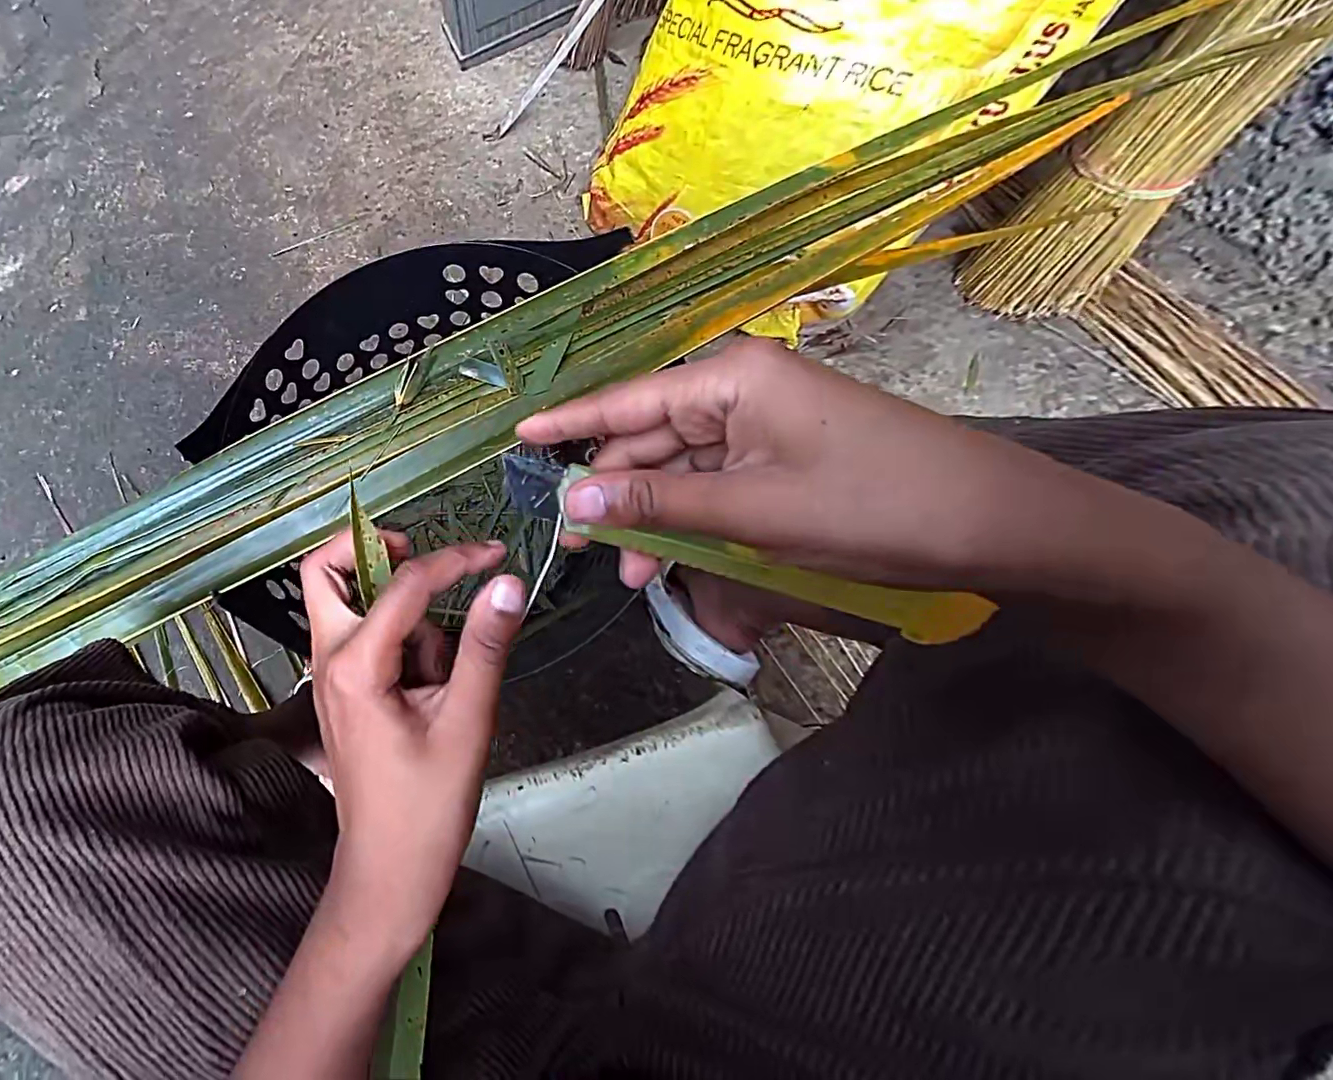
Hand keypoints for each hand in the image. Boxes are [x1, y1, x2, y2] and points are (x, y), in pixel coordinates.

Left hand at [298, 531, 524, 956]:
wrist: (388, 872)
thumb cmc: (427, 807)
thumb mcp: (467, 721)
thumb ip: (485, 646)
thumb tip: (507, 582)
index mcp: (354, 665)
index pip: (402, 585)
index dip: (452, 561)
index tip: (493, 554)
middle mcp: (328, 660)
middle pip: (324, 572)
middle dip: (369, 550)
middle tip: (421, 559)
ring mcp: (328, 674)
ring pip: (345, 601)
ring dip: (395, 609)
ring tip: (439, 672)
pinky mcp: (342, 688)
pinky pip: (363, 635)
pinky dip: (397, 638)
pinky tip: (428, 689)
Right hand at [516, 337, 1195, 606]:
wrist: (1000, 529)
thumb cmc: (874, 505)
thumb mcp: (750, 510)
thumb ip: (655, 502)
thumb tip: (573, 499)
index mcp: (728, 380)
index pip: (625, 401)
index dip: (567, 421)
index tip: (516, 435)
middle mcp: (734, 392)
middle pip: (644, 441)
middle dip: (610, 493)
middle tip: (577, 542)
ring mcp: (754, 427)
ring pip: (671, 471)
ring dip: (645, 518)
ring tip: (628, 571)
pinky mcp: (771, 459)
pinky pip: (704, 486)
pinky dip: (680, 522)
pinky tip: (665, 559)